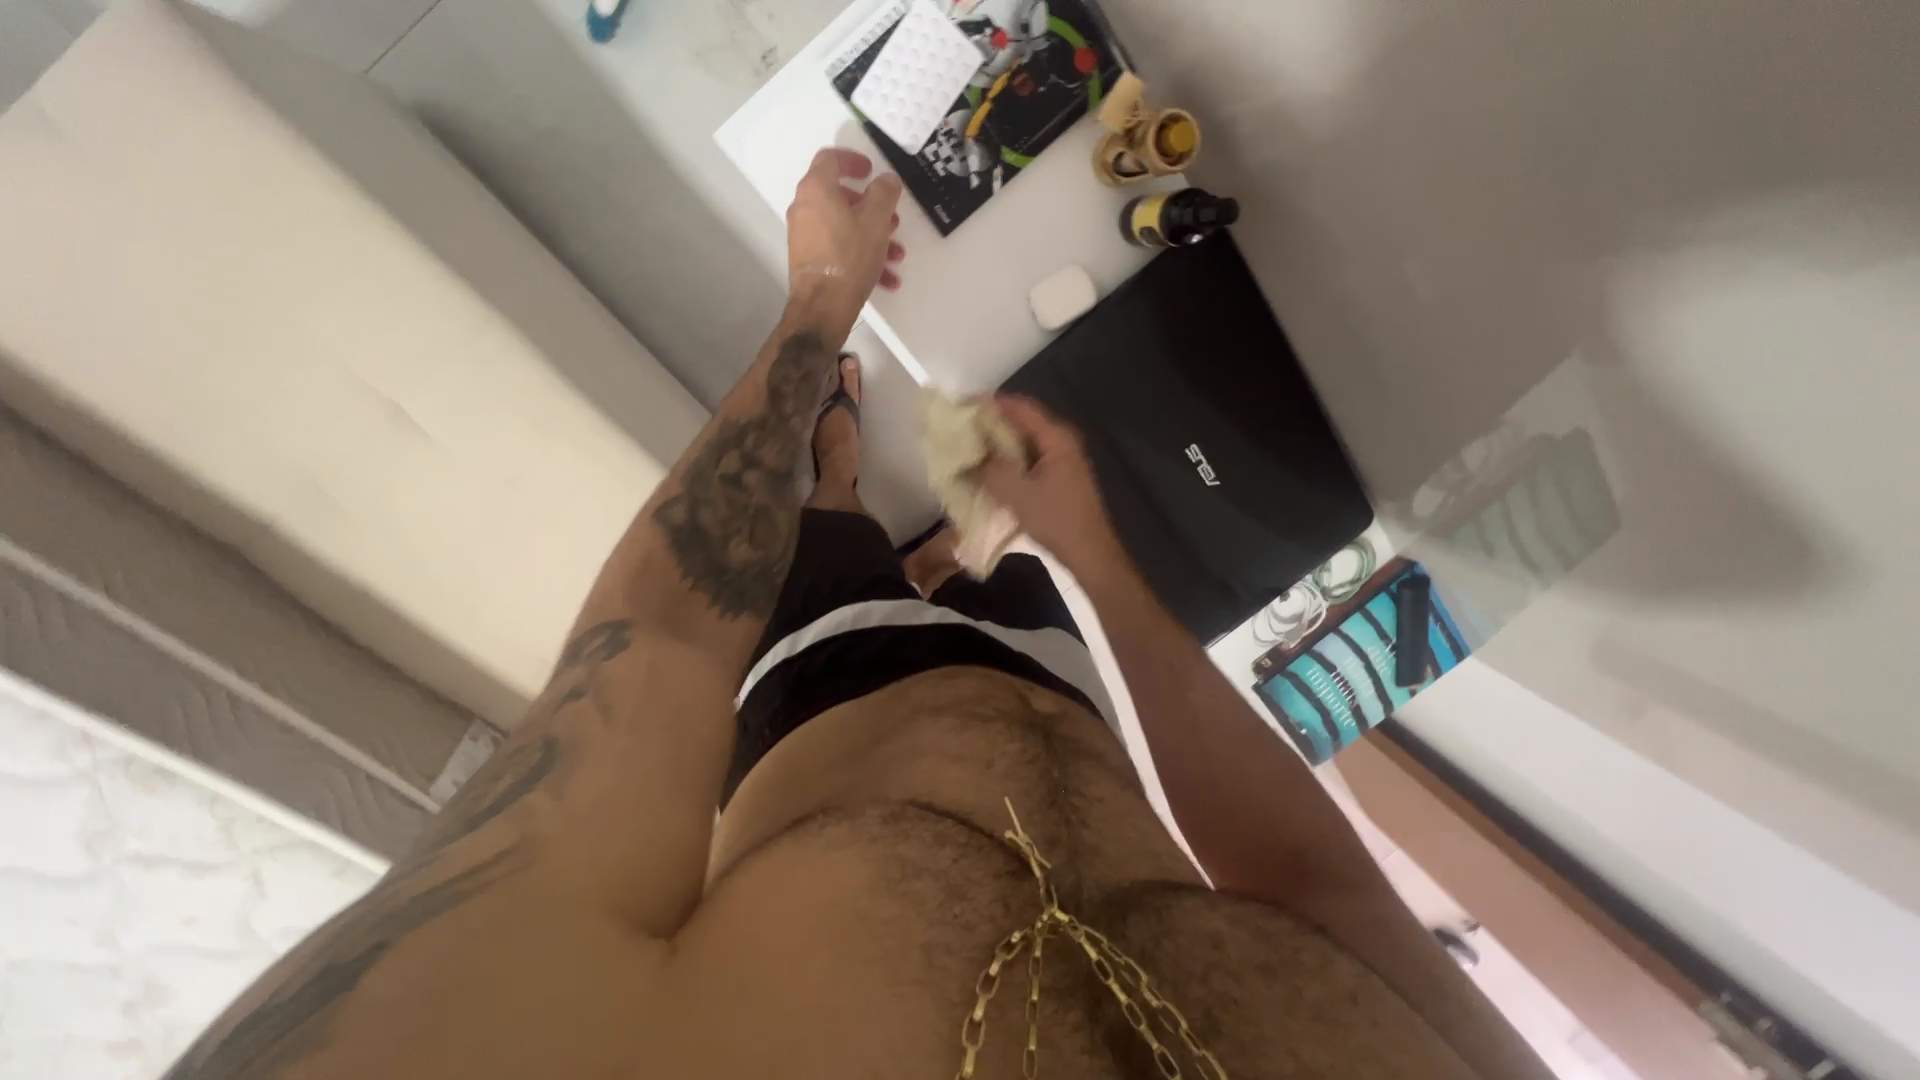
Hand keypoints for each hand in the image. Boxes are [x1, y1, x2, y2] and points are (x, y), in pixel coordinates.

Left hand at [786, 148, 904, 314]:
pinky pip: (838, 248)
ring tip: (895, 256)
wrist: (823, 306)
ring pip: (843, 226)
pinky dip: (860, 255)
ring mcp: (804, 235)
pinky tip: (885, 278)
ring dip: (872, 237)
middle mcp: (804, 208)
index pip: (830, 159)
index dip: (853, 160)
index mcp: (816, 189)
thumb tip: (886, 180)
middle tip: (892, 221)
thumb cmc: (850, 255)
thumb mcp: (876, 220)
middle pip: (840, 197)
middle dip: (871, 208)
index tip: (871, 170)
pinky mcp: (808, 259)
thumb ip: (884, 193)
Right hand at [974, 395, 1127, 576]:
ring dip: (998, 444)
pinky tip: (989, 470)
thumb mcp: (1018, 495)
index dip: (991, 403)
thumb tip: (967, 458)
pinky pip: (1028, 459)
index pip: (1020, 407)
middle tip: (960, 428)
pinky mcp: (1058, 478)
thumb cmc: (1057, 520)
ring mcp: (1061, 460)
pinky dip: (1008, 461)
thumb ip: (991, 471)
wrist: (1090, 553)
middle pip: (1022, 422)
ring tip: (969, 447)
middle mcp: (1061, 442)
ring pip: (1024, 442)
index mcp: (1056, 438)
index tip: (962, 406)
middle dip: (991, 424)